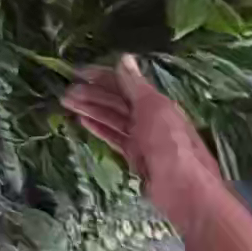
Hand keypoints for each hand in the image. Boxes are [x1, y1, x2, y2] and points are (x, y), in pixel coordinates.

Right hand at [62, 55, 230, 227]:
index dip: (100, 76)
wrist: (186, 193)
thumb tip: (124, 57)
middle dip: (91, 93)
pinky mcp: (136, 157)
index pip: (122, 82)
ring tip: (67, 103)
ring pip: (111, 118)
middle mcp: (148, 116)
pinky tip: (83, 122)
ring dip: (90, 109)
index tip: (76, 72)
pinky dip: (98, 128)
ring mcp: (142, 137)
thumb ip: (135, 84)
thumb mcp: (154, 108)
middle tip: (65, 92)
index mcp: (155, 101)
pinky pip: (113, 137)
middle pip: (115, 100)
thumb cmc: (171, 145)